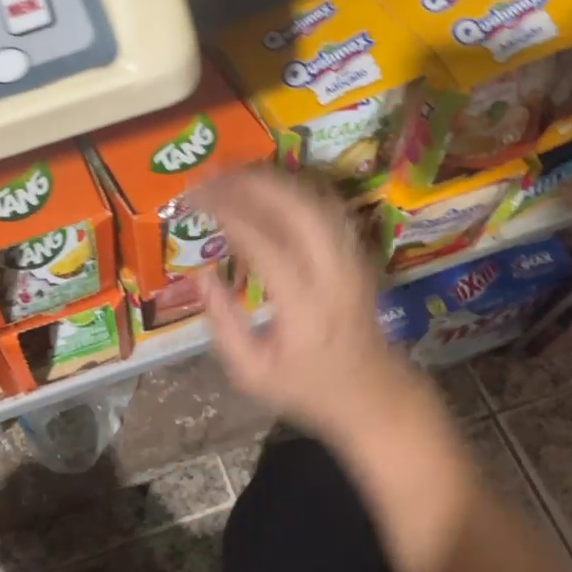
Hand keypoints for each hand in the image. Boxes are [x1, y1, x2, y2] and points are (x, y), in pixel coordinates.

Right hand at [190, 168, 428, 442]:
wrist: (374, 396)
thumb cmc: (306, 390)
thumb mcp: (251, 374)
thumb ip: (223, 324)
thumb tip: (201, 275)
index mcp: (304, 310)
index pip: (265, 247)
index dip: (229, 216)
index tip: (197, 199)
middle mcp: (333, 277)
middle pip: (298, 210)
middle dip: (252, 184)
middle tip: (213, 175)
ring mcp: (352, 262)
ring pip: (317, 203)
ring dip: (274, 182)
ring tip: (234, 175)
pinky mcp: (359, 256)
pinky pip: (328, 211)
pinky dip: (295, 193)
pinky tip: (268, 190)